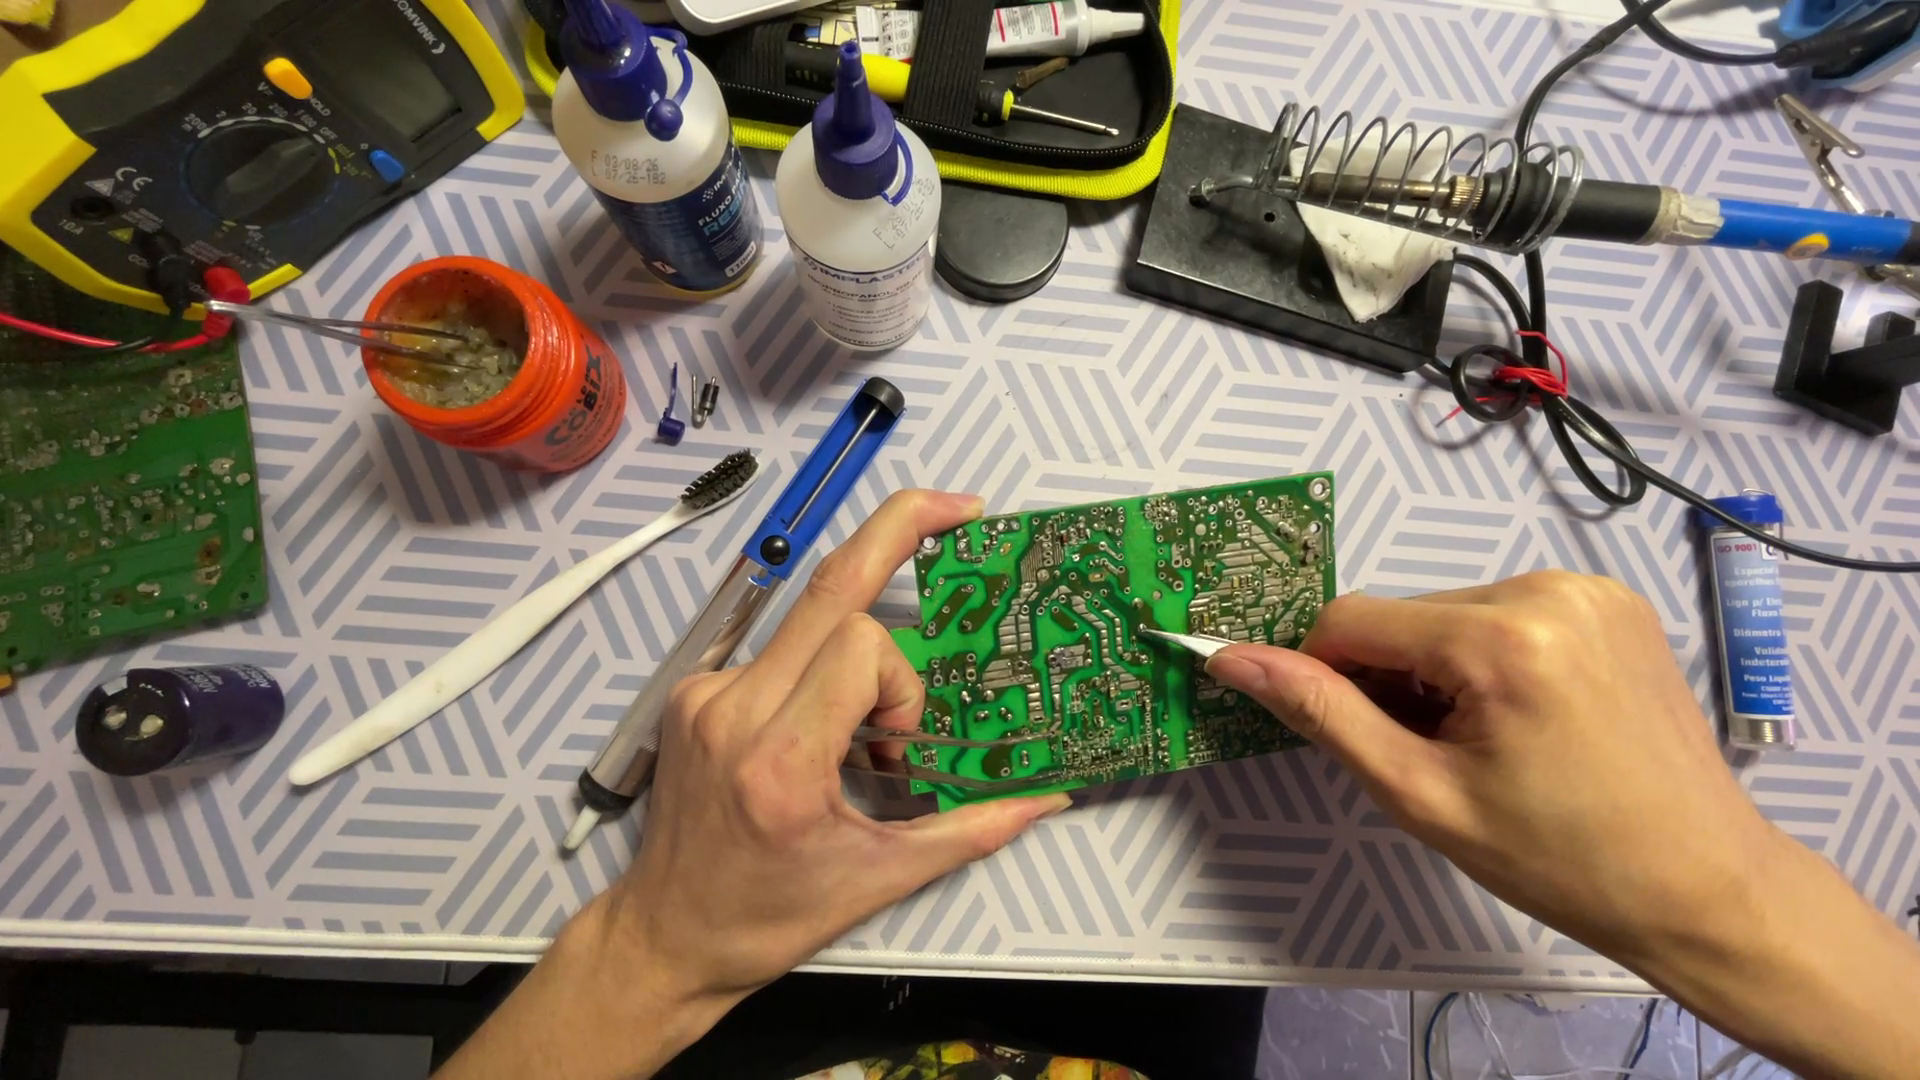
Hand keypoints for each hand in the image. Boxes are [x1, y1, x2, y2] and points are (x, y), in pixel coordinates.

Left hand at [598, 489, 1068, 1006]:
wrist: (665, 935)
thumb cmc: (765, 915)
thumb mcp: (878, 879)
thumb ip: (970, 830)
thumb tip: (1041, 797)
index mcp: (779, 760)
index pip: (861, 646)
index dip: (902, 682)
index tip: (900, 743)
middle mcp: (733, 708)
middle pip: (832, 583)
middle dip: (899, 531)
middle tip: (957, 508)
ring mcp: (707, 690)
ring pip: (813, 614)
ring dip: (860, 645)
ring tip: (866, 722)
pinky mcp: (696, 687)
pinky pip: (783, 642)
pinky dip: (822, 665)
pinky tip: (822, 722)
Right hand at [1203, 570, 1771, 960]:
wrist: (1709, 890)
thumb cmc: (1555, 856)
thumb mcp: (1416, 792)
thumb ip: (1319, 712)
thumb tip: (1230, 659)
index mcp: (1503, 638)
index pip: (1350, 620)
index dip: (1322, 670)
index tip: (1347, 727)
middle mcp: (1546, 589)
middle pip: (1398, 616)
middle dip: (1386, 675)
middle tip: (1422, 747)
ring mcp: (1584, 588)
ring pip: (1439, 613)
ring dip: (1426, 666)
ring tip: (1471, 734)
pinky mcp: (1604, 599)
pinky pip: (1490, 611)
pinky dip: (1471, 654)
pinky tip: (1508, 709)